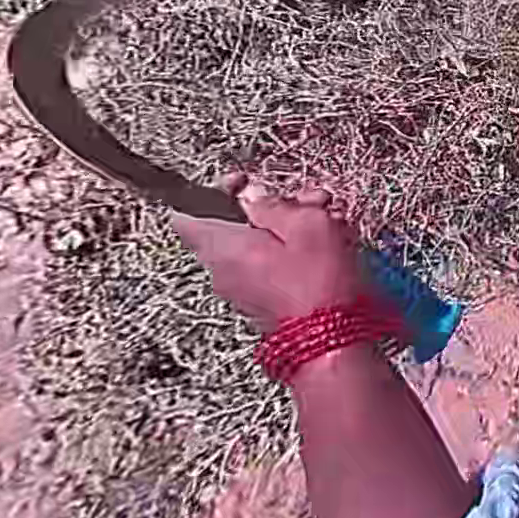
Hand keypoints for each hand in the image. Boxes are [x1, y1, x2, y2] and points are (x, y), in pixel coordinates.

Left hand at [172, 175, 372, 331]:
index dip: (215, 189)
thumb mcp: (307, 225)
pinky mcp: (262, 300)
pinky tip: (328, 245)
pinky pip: (269, 263)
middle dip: (273, 207)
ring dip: (290, 227)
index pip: (187, 211)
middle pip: (232, 224)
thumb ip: (277, 206)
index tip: (246, 180)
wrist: (331, 337)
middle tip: (311, 202)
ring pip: (255, 243)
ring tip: (330, 223)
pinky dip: (293, 248)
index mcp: (223, 246)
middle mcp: (221, 269)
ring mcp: (240, 288)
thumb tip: (257, 198)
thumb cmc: (318, 281)